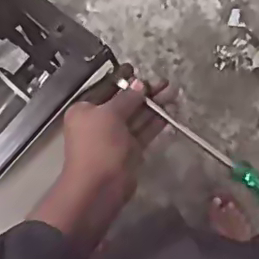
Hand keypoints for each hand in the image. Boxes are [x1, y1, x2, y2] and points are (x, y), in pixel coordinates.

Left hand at [57, 75, 172, 197]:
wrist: (99, 186)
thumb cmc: (98, 146)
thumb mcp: (110, 115)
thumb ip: (127, 99)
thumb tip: (140, 84)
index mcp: (85, 110)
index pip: (106, 89)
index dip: (124, 81)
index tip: (140, 71)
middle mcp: (98, 122)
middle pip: (124, 102)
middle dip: (144, 93)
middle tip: (166, 83)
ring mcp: (115, 137)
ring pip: (136, 116)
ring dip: (154, 105)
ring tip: (173, 92)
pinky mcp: (129, 151)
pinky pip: (143, 131)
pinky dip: (155, 121)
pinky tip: (169, 111)